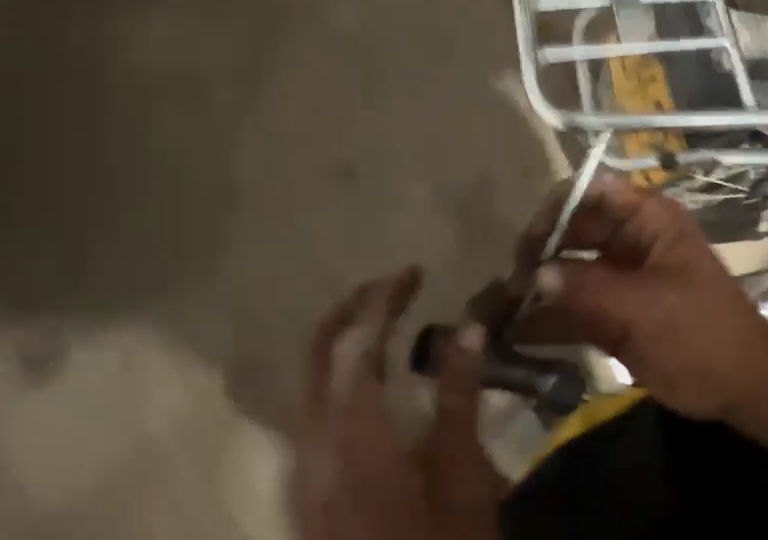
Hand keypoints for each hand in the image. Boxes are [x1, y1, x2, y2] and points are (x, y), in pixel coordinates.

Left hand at [290, 268, 502, 539]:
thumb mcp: (462, 478)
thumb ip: (458, 397)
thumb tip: (467, 326)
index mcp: (355, 439)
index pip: (358, 344)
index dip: (383, 299)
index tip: (414, 271)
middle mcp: (313, 448)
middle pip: (317, 356)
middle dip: (351, 309)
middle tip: (395, 285)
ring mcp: (300, 475)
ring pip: (307, 385)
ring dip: (342, 342)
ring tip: (387, 323)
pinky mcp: (302, 495)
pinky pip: (310, 414)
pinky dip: (337, 379)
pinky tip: (371, 384)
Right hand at [498, 174, 767, 456]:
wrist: (741, 385)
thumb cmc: (701, 333)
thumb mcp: (645, 308)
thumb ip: (587, 288)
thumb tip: (534, 275)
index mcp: (648, 219)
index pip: (592, 191)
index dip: (556, 209)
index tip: (527, 247)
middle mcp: (630, 240)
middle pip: (572, 231)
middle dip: (538, 255)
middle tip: (507, 289)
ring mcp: (621, 278)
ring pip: (568, 271)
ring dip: (536, 290)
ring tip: (496, 313)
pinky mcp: (614, 314)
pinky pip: (573, 308)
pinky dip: (547, 320)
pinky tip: (514, 336)